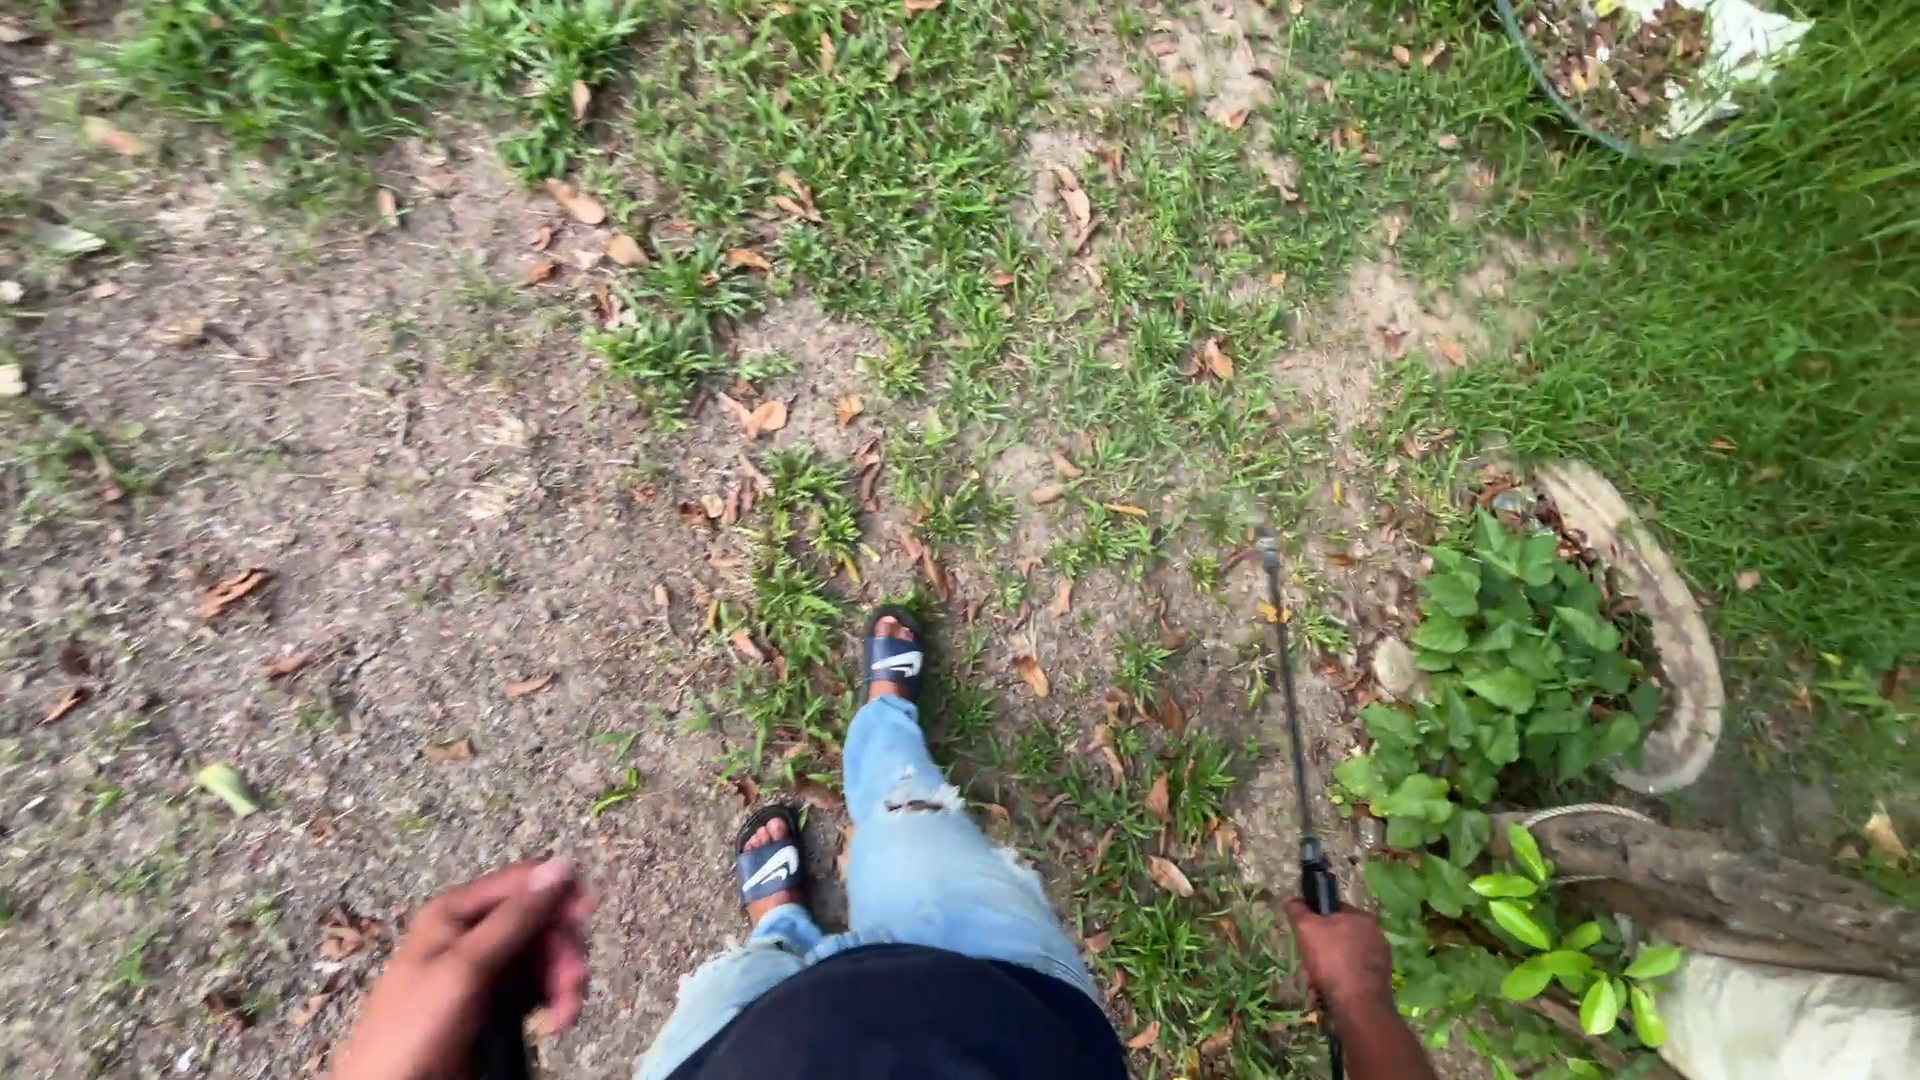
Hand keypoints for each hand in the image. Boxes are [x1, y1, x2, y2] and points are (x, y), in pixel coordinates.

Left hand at [327, 857, 593, 1079]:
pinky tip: (555, 1021)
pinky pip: (543, 982)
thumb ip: (516, 917)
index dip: (559, 893)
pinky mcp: (499, 998)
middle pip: (544, 918)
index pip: (526, 880)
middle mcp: (476, 931)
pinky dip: (556, 998)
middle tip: (571, 980)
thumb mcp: (465, 968)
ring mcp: (489, 965)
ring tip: (565, 1013)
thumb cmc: (414, 1031)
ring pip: (549, 951)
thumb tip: (563, 864)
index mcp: (458, 912)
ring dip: (565, 978)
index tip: (583, 917)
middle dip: (563, 949)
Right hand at [1282, 898, 1394, 1016]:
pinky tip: (1329, 989)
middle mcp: (1377, 935)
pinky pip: (1353, 973)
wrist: (1358, 1006)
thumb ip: (1297, 910)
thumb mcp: (1305, 927)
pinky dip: (1340, 979)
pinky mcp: (1381, 981)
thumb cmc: (1331, 959)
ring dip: (1328, 965)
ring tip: (1316, 980)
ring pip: (1344, 956)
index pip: (1333, 910)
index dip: (1315, 919)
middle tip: (1308, 960)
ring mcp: (1381, 960)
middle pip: (1338, 935)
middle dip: (1321, 947)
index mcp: (1362, 918)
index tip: (1305, 934)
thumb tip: (1293, 901)